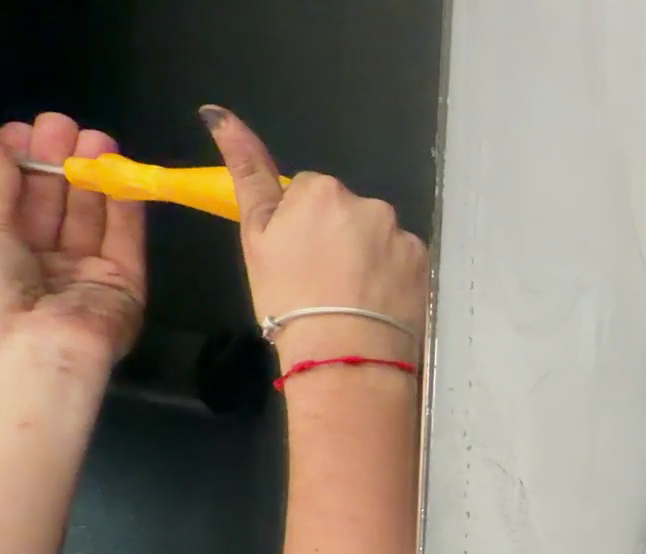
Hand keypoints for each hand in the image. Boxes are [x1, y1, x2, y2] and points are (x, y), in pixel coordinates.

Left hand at [0, 114, 146, 380]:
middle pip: (46, 204)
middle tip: (65, 125)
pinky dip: (126, 211)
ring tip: (98, 141)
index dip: (12, 160)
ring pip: (86, 219)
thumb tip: (2, 144)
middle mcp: (30, 258)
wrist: (27, 344)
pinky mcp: (122, 286)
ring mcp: (79, 273)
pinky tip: (125, 179)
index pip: (4, 197)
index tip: (21, 128)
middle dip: (54, 163)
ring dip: (92, 179)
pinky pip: (124, 243)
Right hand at [200, 106, 427, 369]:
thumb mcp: (257, 232)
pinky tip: (380, 296)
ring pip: (380, 235)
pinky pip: (404, 258)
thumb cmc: (290, 293)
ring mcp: (403, 236)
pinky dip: (394, 272)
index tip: (299, 252)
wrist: (347, 346)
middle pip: (352, 212)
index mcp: (325, 191)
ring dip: (369, 252)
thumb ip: (248, 172)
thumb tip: (219, 114)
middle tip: (325, 274)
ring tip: (354, 289)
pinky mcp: (426, 264)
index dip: (303, 222)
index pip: (314, 191)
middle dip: (340, 234)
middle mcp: (372, 206)